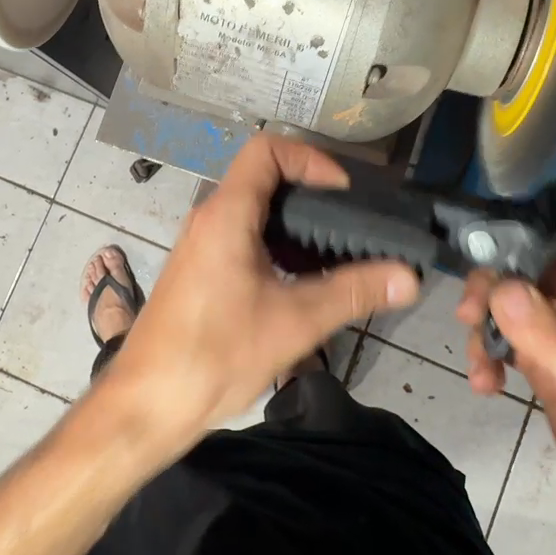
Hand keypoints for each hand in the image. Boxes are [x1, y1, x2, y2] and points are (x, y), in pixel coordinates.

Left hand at [98, 135, 419, 444]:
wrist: (146, 405)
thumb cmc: (216, 355)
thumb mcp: (294, 323)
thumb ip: (354, 293)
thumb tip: (409, 277)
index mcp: (226, 215)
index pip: (266, 150)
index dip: (310, 159)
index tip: (342, 194)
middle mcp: (208, 218)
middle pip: (263, 179)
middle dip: (311, 196)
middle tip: (350, 227)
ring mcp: (200, 245)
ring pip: (253, 212)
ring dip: (294, 227)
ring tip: (334, 257)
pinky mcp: (198, 271)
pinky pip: (241, 238)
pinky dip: (275, 248)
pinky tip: (300, 285)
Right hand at [456, 233, 555, 542]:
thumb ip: (552, 340)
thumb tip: (502, 286)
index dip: (547, 235)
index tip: (496, 247)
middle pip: (539, 274)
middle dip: (499, 285)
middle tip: (468, 314)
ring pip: (519, 309)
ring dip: (490, 326)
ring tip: (476, 364)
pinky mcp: (553, 376)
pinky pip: (513, 347)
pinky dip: (492, 356)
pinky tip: (483, 385)